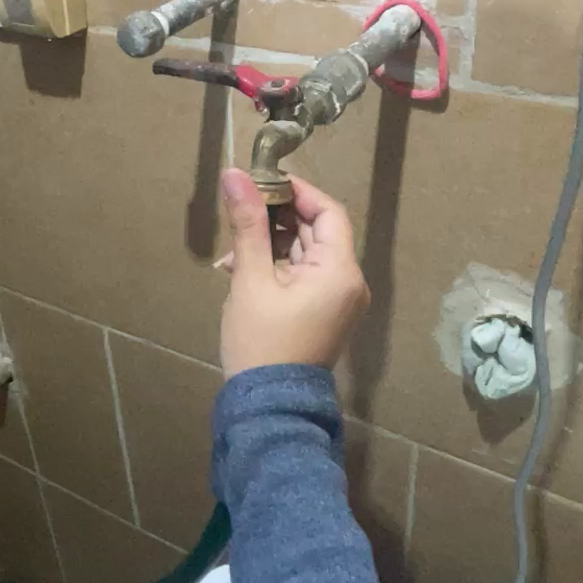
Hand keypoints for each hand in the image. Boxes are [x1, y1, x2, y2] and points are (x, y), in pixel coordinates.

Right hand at [218, 168, 369, 376]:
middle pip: (317, 231)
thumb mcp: (251, 279)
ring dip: (271, 244)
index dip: (298, 191)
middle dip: (277, 218)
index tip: (262, 183)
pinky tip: (241, 269)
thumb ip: (247, 223)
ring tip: (234, 249)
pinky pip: (304, 275)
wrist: (269, 408)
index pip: (328, 211)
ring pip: (306, 253)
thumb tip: (235, 174)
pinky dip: (276, 266)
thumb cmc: (261, 342)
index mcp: (340, 271)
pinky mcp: (324, 313)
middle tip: (241, 212)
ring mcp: (338, 300)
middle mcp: (348, 282)